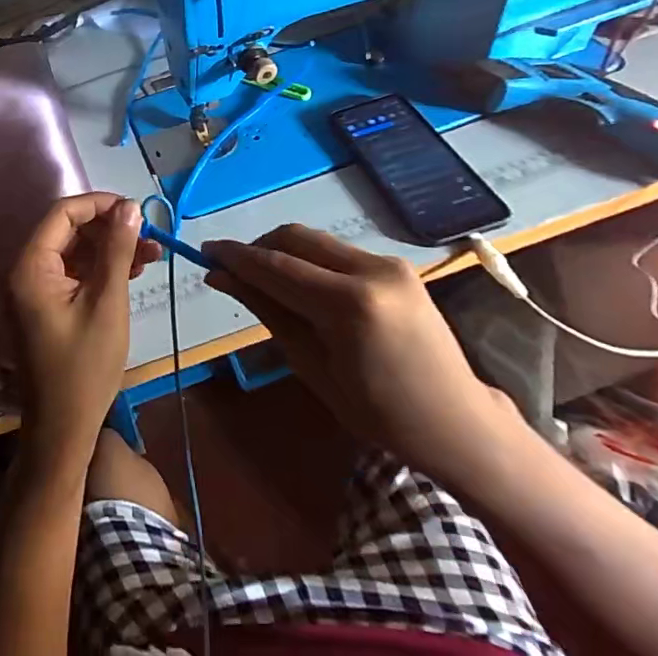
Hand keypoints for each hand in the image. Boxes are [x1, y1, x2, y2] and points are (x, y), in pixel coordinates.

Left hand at [9, 193, 159, 451]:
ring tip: (152, 254)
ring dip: (112, 249)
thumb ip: (117, 250)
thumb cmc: (85, 366)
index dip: (100, 205)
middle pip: (69, 231)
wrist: (64, 427)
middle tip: (149, 236)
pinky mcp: (48, 306)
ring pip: (76, 252)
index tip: (136, 211)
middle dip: (111, 228)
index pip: (62, 214)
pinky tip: (134, 272)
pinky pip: (75, 273)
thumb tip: (130, 207)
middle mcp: (26, 273)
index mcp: (31, 268)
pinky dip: (103, 269)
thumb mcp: (108, 302)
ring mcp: (35, 291)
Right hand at [203, 225, 520, 483]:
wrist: (454, 418)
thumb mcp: (313, 366)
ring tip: (265, 283)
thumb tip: (223, 278)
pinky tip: (305, 289)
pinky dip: (313, 262)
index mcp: (349, 304)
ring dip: (285, 253)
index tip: (204, 251)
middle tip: (231, 270)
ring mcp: (389, 262)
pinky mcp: (398, 265)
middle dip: (259, 248)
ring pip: (318, 241)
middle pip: (297, 238)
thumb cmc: (378, 413)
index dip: (236, 256)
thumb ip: (268, 313)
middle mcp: (372, 269)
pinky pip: (340, 253)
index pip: (277, 266)